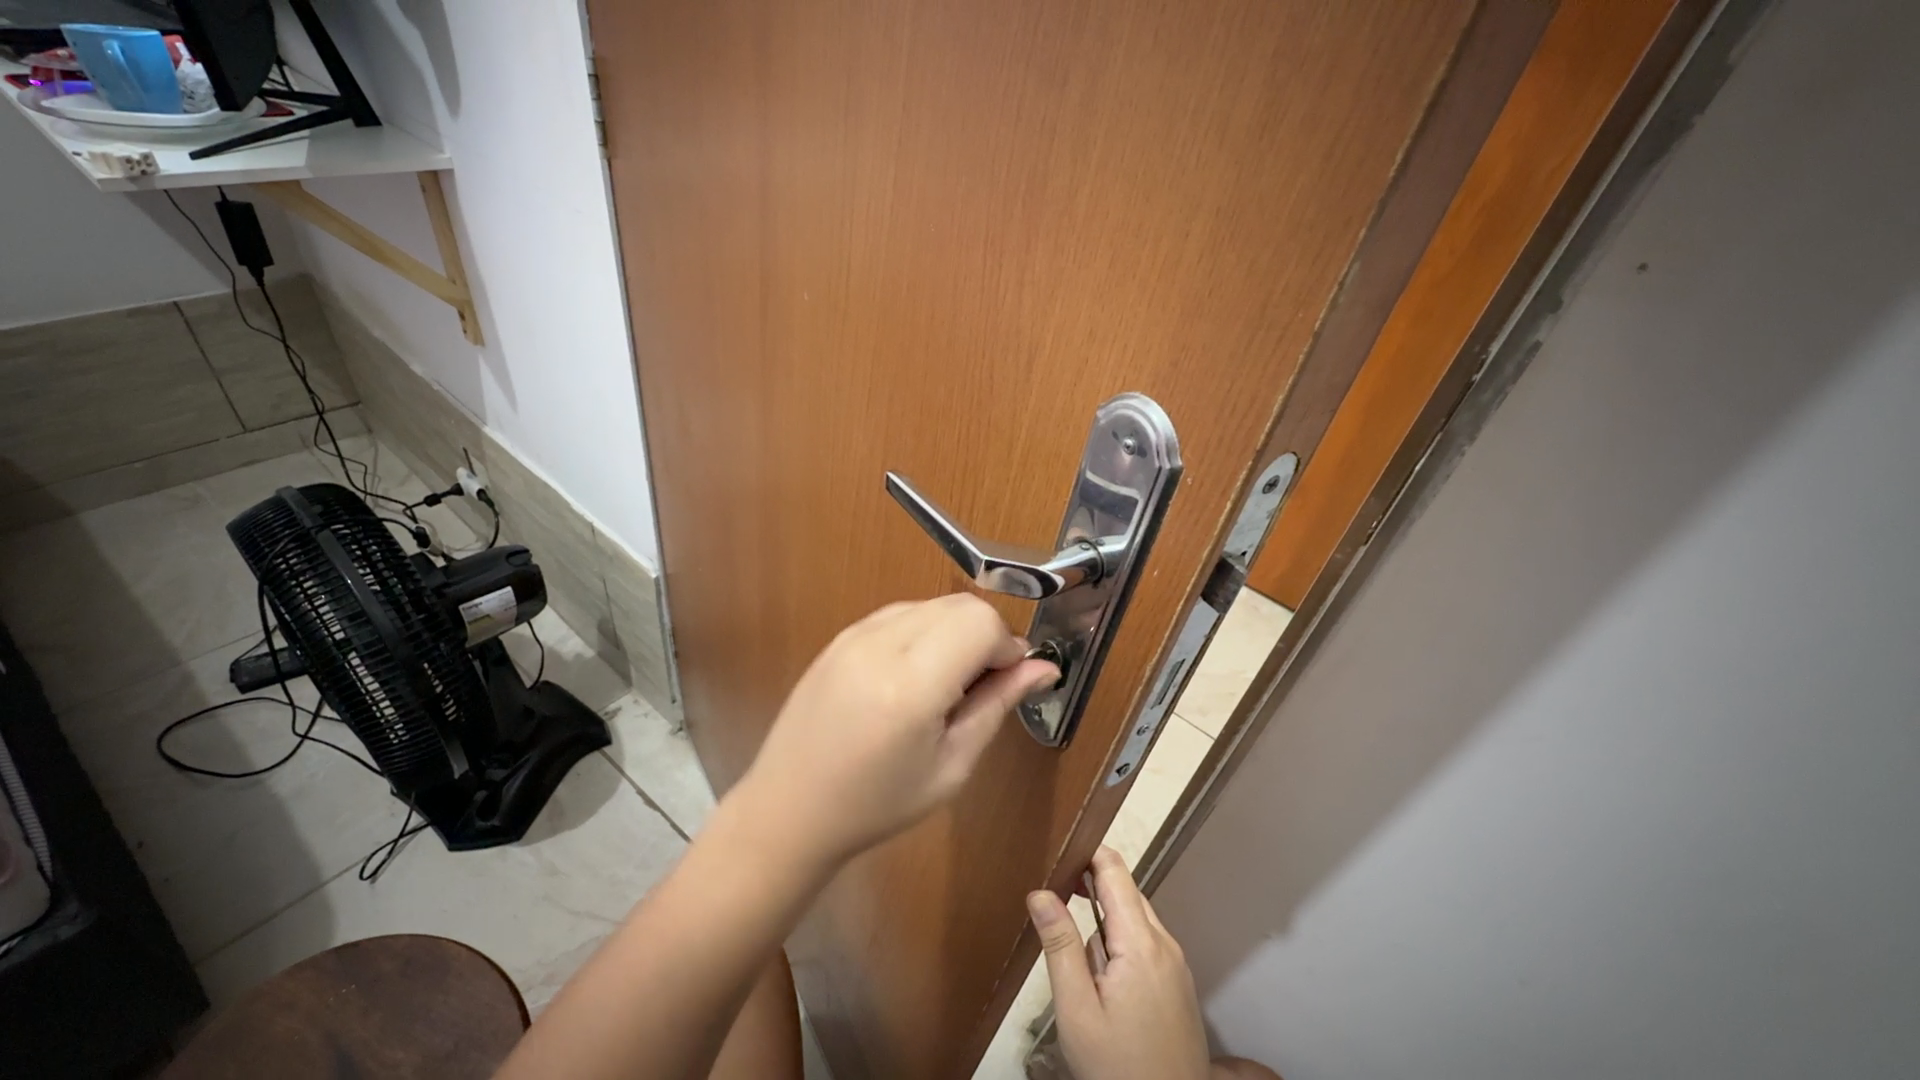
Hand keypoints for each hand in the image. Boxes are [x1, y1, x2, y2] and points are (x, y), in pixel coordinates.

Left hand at [737, 594, 1058, 864]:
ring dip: (955, 632)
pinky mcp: (839, 637)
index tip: (1009, 681)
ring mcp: (853, 636)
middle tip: (983, 687)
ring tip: (946, 687)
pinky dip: (923, 632)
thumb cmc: (877, 804)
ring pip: (932, 605)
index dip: (1007, 647)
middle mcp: (879, 646)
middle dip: (986, 636)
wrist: (790, 808)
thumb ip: (997, 706)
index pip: (981, 622)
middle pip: (960, 605)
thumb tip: (1044, 668)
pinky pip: (900, 614)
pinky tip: (914, 678)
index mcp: (910, 685)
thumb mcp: (951, 767)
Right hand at [1029, 847, 1211, 1079]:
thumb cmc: (1116, 1065)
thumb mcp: (1076, 1009)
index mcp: (1140, 943)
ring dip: (1104, 924)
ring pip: (1134, 921)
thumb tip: (1040, 892)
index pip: (1115, 872)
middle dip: (1090, 890)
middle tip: (1052, 902)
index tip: (1056, 854)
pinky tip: (1100, 981)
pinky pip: (1145, 945)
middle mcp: (1165, 944)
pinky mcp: (1177, 985)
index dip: (1087, 853)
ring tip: (1075, 959)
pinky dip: (1119, 946)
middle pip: (1125, 893)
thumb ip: (1060, 945)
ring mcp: (1176, 965)